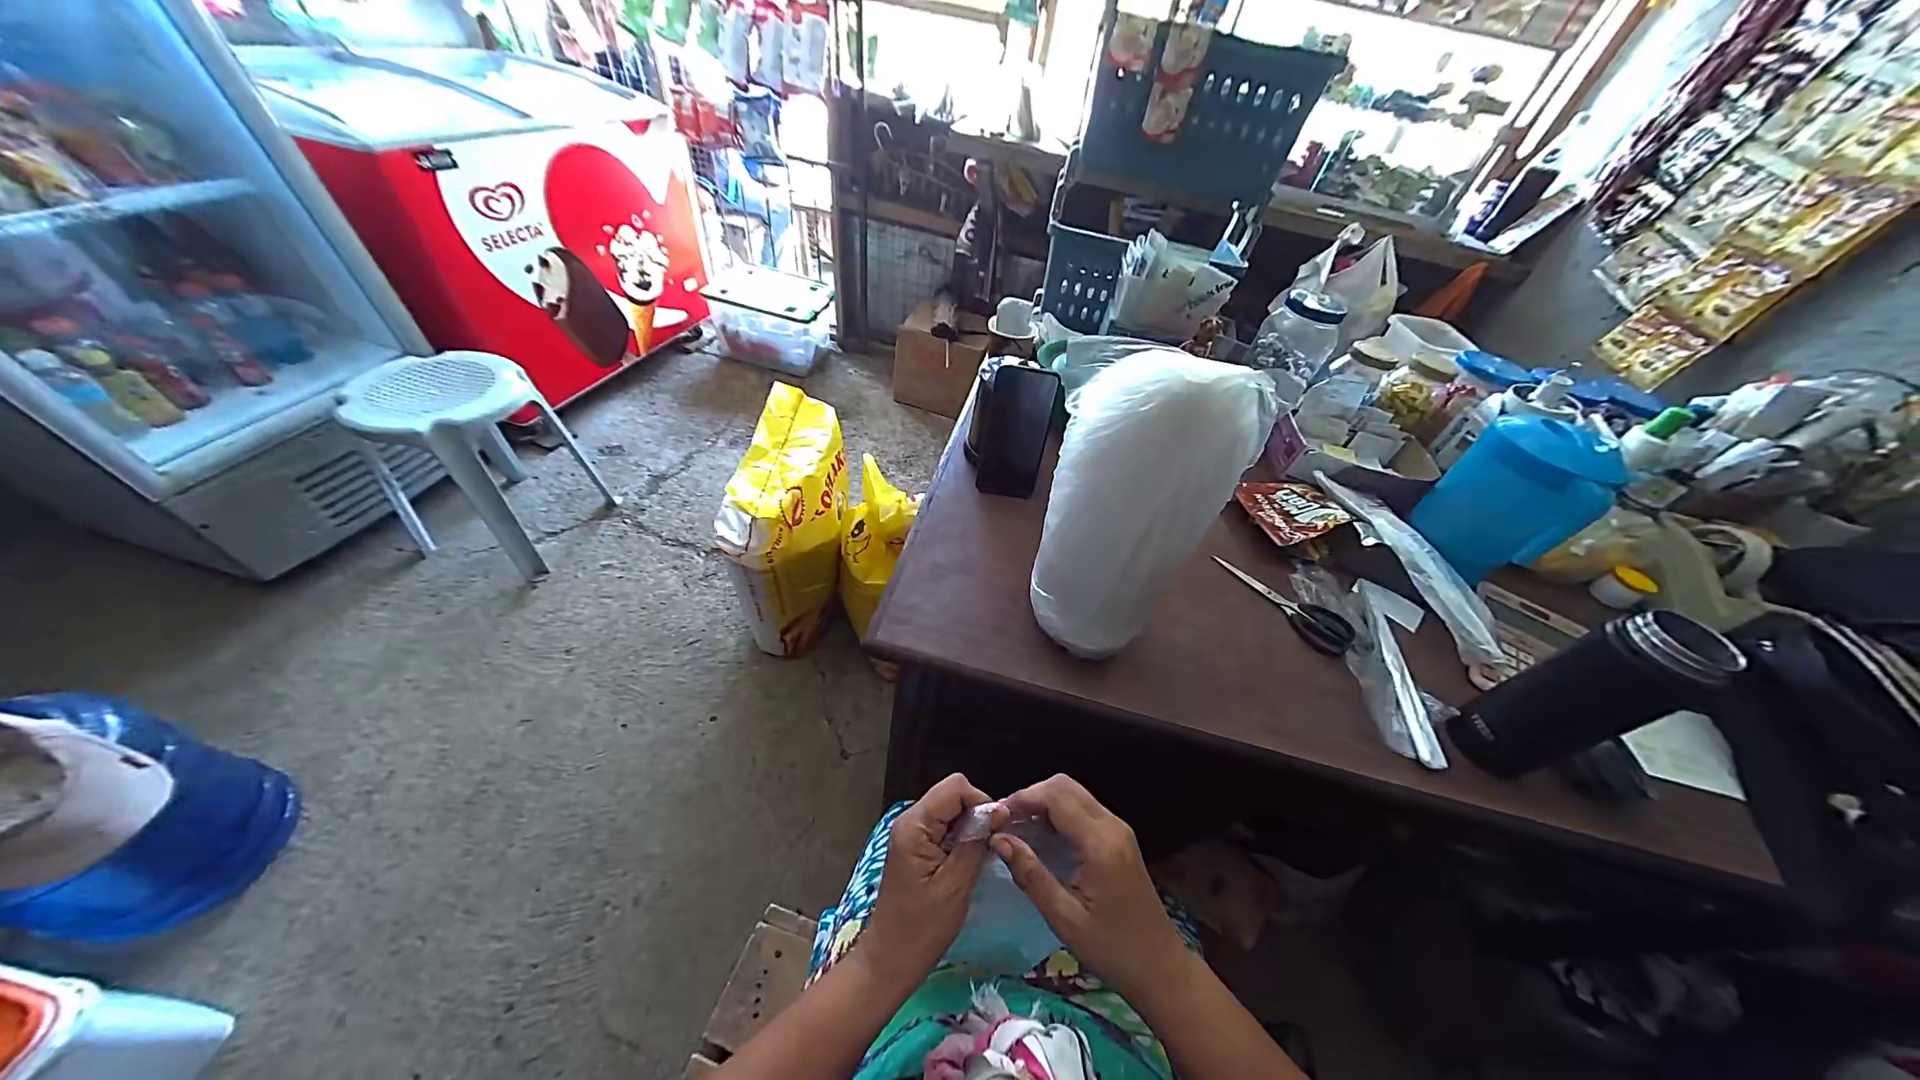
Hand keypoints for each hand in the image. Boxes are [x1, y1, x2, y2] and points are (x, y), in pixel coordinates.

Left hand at [859, 773, 1001, 986]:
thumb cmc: (922, 928)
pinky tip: (967, 860)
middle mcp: (910, 820)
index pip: (956, 787)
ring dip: (970, 826)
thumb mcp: (956, 884)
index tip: (997, 830)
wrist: (891, 960)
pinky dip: (960, 837)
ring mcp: (911, 833)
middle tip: (991, 844)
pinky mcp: (916, 846)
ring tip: (981, 854)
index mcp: (915, 824)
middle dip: (977, 813)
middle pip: (953, 794)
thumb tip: (999, 811)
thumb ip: (976, 842)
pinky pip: (944, 826)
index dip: (981, 802)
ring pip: (950, 809)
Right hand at [993, 774, 1189, 999]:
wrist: (1160, 968)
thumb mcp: (1064, 918)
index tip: (997, 817)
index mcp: (1100, 843)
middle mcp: (1112, 826)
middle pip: (1065, 786)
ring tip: (1018, 829)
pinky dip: (1058, 813)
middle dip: (1031, 796)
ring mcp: (1119, 830)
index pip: (1056, 797)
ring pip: (1074, 793)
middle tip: (1006, 822)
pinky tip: (1042, 838)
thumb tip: (999, 840)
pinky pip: (1083, 809)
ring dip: (1044, 802)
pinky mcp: (1119, 838)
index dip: (1022, 799)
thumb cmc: (1112, 949)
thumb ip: (1031, 875)